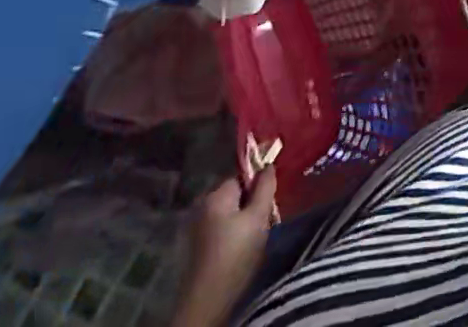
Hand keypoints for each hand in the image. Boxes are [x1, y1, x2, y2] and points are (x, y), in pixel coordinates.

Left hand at [173, 167, 276, 326]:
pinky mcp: (198, 246)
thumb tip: (269, 165)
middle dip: (252, 203)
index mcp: (216, 195)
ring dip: (244, 220)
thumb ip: (265, 188)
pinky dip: (233, 233)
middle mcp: (203, 206)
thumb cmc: (236, 255)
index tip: (270, 201)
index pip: (242, 176)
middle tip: (266, 220)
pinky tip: (242, 249)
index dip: (258, 185)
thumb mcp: (258, 218)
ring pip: (230, 213)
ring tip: (256, 237)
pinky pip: (221, 228)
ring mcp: (198, 227)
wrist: (207, 301)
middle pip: (235, 194)